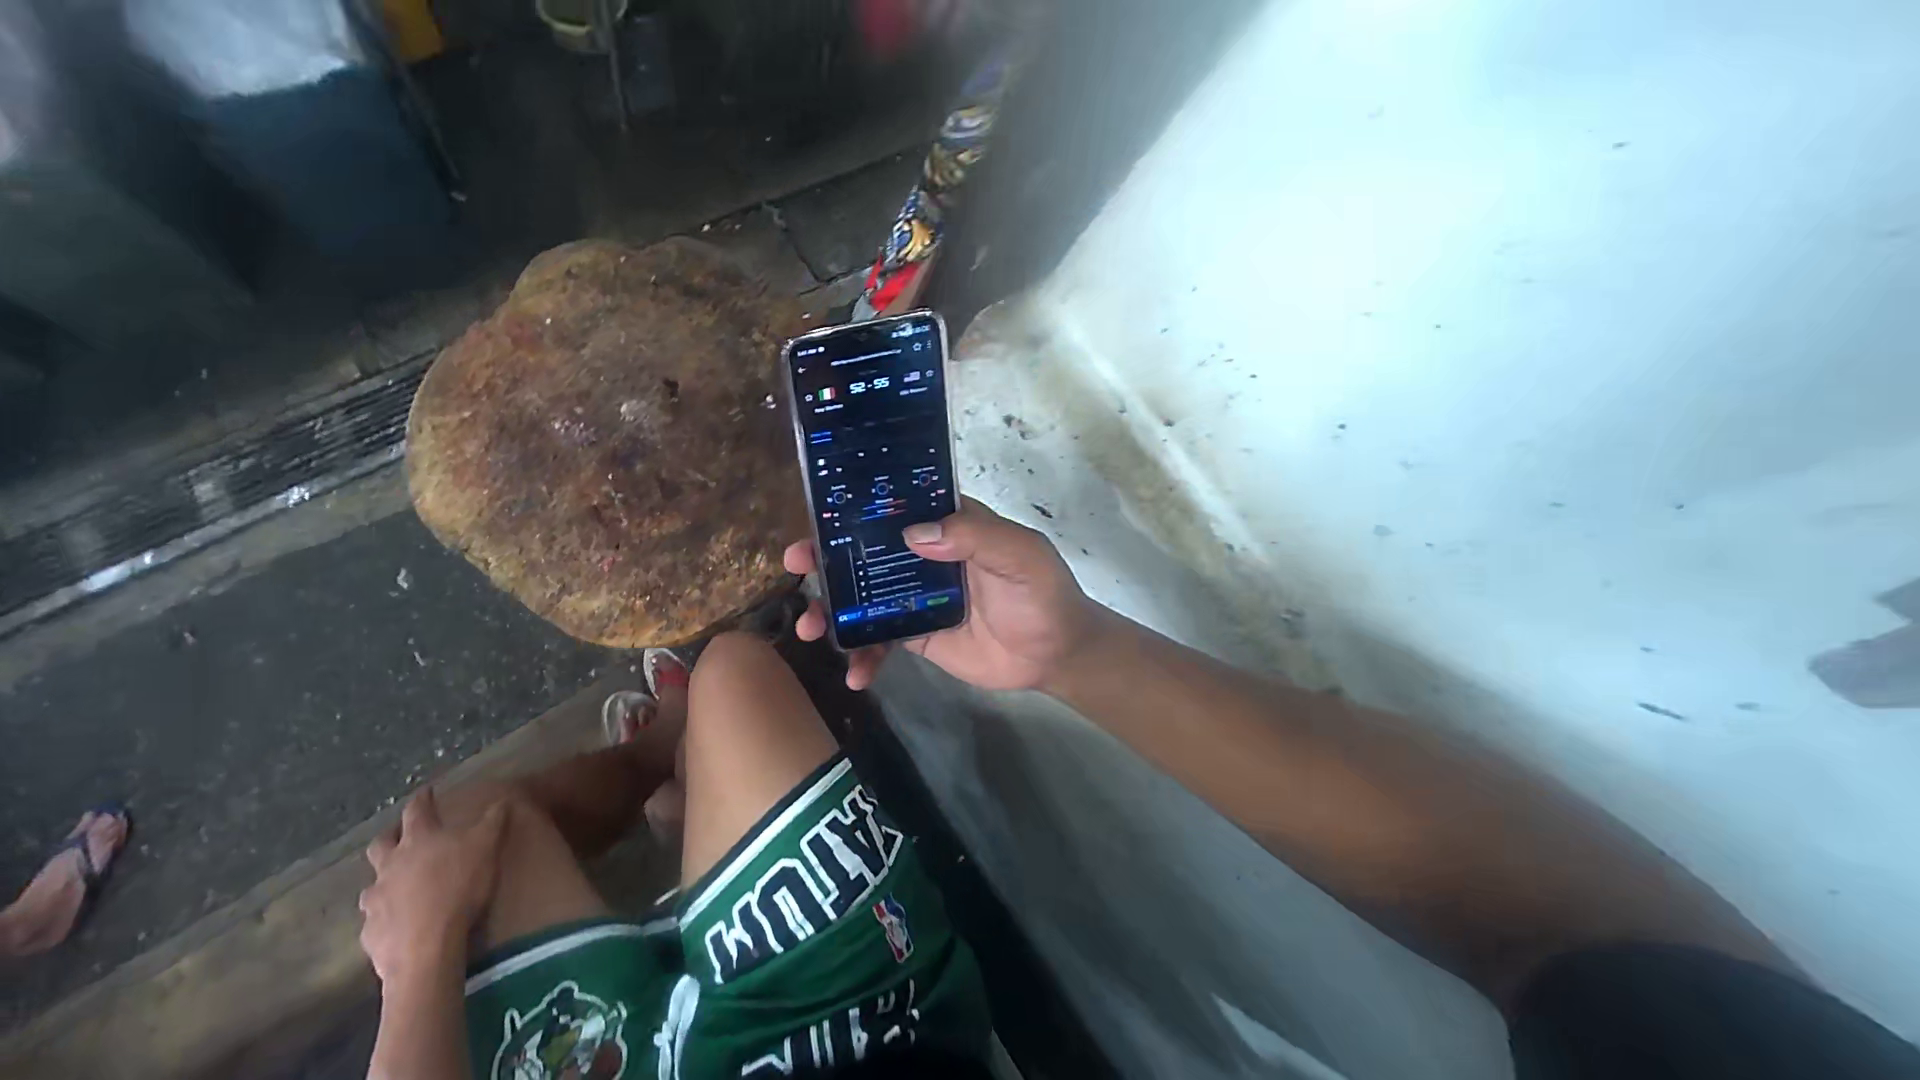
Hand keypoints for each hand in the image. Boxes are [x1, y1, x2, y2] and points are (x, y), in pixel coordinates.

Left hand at [359, 789, 507, 985]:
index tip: (425, 791)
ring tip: (400, 884)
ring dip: (386, 879)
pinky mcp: (371, 930)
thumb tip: (502, 799)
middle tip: (401, 835)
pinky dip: (387, 913)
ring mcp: (376, 899)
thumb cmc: (459, 886)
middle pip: (381, 844)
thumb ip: (493, 822)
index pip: (417, 811)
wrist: (426, 946)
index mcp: (419, 840)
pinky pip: (376, 916)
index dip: (422, 799)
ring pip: (374, 882)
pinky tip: (400, 920)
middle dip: (390, 835)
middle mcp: (390, 865)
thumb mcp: (487, 847)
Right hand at [783, 497, 1108, 691]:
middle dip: (825, 558)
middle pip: (865, 551)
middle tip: (794, 565)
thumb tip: (913, 533)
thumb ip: (974, 537)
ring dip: (830, 611)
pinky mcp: (916, 635)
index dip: (854, 508)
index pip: (895, 507)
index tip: (818, 515)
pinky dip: (863, 657)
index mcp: (947, 526)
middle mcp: (924, 556)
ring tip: (808, 629)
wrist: (1054, 654)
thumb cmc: (1042, 594)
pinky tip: (855, 675)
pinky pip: (880, 641)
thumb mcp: (1019, 555)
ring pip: (862, 598)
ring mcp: (915, 597)